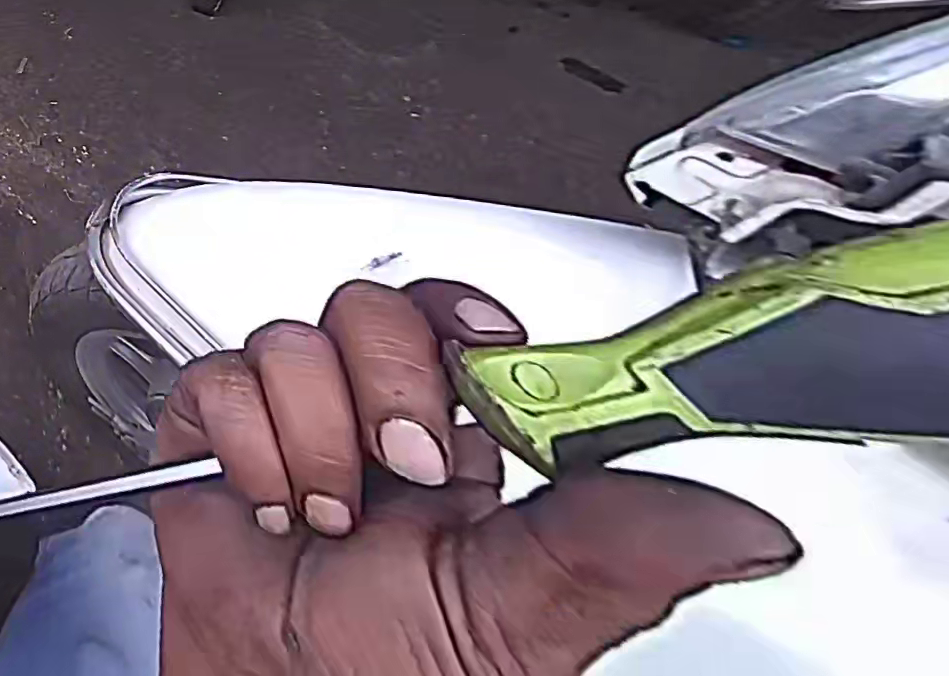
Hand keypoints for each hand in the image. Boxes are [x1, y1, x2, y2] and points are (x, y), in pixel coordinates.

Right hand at [152, 280, 800, 675]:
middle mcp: (356, 406)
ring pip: (290, 341)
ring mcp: (278, 405)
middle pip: (367, 308)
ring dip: (310, 438)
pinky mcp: (209, 414)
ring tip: (321, 510)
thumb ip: (599, 556)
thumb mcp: (506, 624)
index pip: (451, 324)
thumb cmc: (379, 667)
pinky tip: (263, 499)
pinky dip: (247, 448)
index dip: (462, 317)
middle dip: (386, 381)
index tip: (486, 346)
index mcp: (440, 439)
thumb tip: (739, 523)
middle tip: (399, 463)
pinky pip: (221, 380)